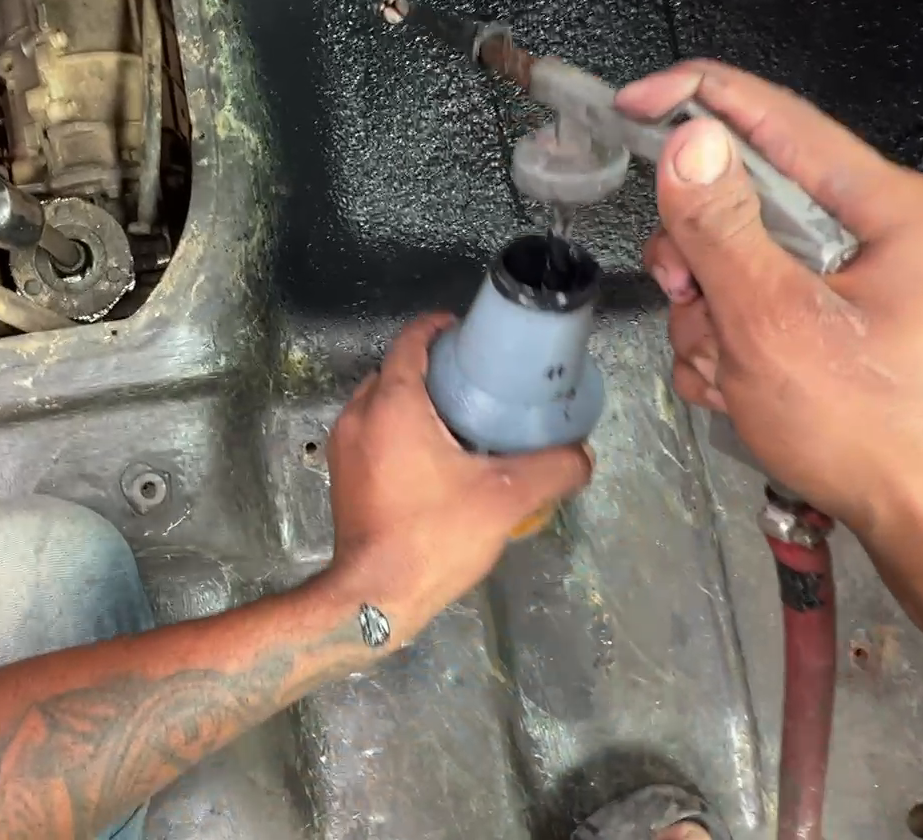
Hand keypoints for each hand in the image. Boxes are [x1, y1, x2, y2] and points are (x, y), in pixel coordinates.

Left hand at [318, 313, 592, 641]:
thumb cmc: (434, 534)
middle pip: (395, 369)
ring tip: (457, 418)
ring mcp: (343, 443)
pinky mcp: (340, 471)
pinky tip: (430, 456)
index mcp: (392, 402)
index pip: (411, 340)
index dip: (439, 328)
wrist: (374, 593)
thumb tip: (582, 455)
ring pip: (378, 401)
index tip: (469, 334)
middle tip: (474, 381)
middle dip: (431, 367)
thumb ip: (552, 469)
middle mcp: (359, 413)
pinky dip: (395, 427)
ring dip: (411, 399)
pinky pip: (369, 430)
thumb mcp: (505, 498)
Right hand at [618, 60, 922, 541]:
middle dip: (696, 262)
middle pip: (737, 207)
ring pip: (726, 268)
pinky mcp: (824, 325)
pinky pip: (739, 311)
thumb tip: (686, 140)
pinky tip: (738, 388)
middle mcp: (868, 234)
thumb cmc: (871, 425)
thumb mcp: (776, 321)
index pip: (779, 122)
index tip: (628, 101)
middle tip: (691, 300)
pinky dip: (721, 347)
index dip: (697, 100)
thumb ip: (722, 227)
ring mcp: (845, 283)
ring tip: (730, 371)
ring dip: (704, 319)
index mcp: (886, 209)